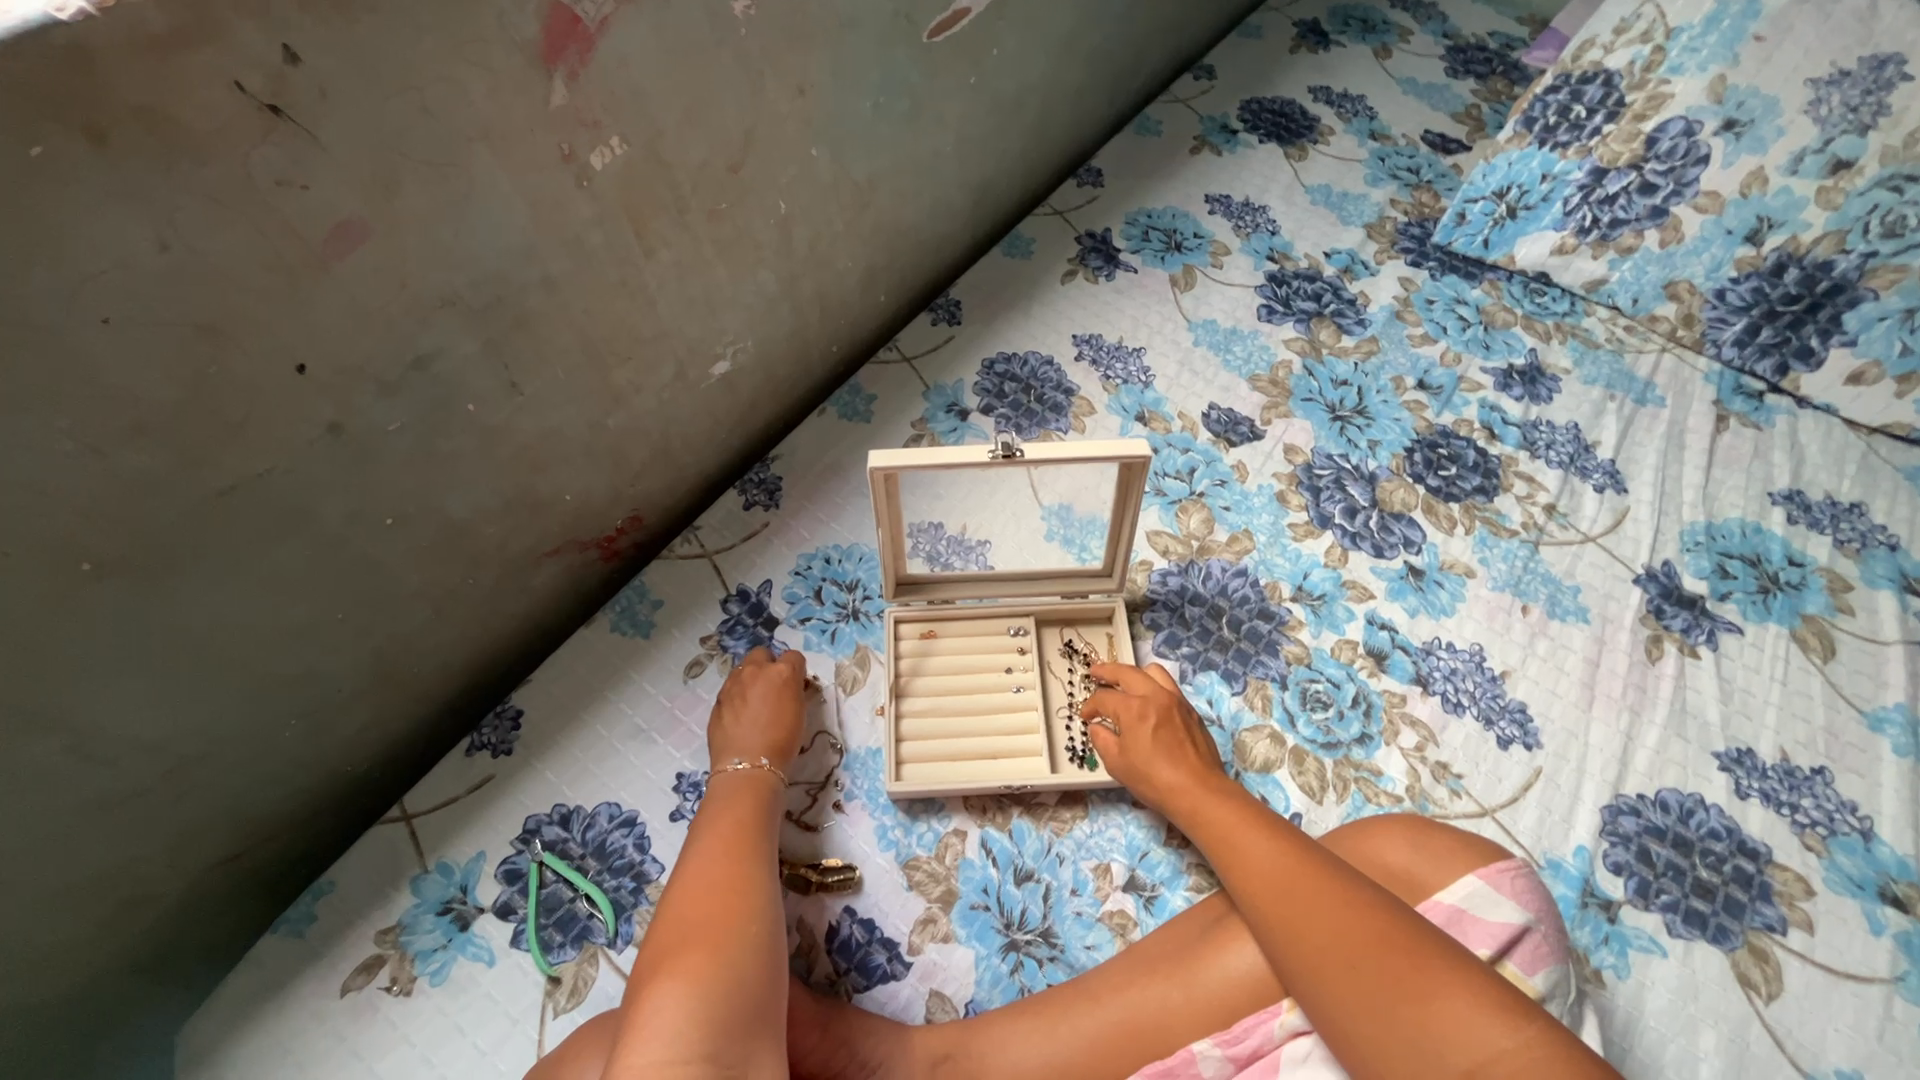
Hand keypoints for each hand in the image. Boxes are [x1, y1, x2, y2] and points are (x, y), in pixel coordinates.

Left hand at [708, 647, 809, 770]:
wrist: (747, 766)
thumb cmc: (782, 742)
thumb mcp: (800, 713)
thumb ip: (794, 691)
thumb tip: (792, 686)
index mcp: (782, 672)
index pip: (794, 656)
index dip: (796, 669)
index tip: (796, 684)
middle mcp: (756, 670)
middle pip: (763, 653)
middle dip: (769, 664)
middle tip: (773, 687)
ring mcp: (733, 683)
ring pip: (743, 668)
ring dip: (751, 678)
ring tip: (755, 702)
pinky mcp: (718, 698)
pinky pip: (731, 688)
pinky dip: (737, 694)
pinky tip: (741, 715)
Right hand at [1081, 662, 1234, 818]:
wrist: (1198, 791)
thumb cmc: (1154, 780)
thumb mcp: (1117, 764)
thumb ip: (1102, 740)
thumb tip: (1097, 727)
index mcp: (1134, 709)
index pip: (1104, 698)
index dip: (1090, 706)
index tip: (1086, 716)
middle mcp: (1155, 696)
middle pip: (1126, 672)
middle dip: (1106, 671)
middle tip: (1094, 673)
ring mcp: (1176, 700)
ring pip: (1153, 671)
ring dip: (1134, 673)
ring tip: (1125, 681)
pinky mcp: (1190, 710)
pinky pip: (1169, 686)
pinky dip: (1154, 686)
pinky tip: (1149, 701)